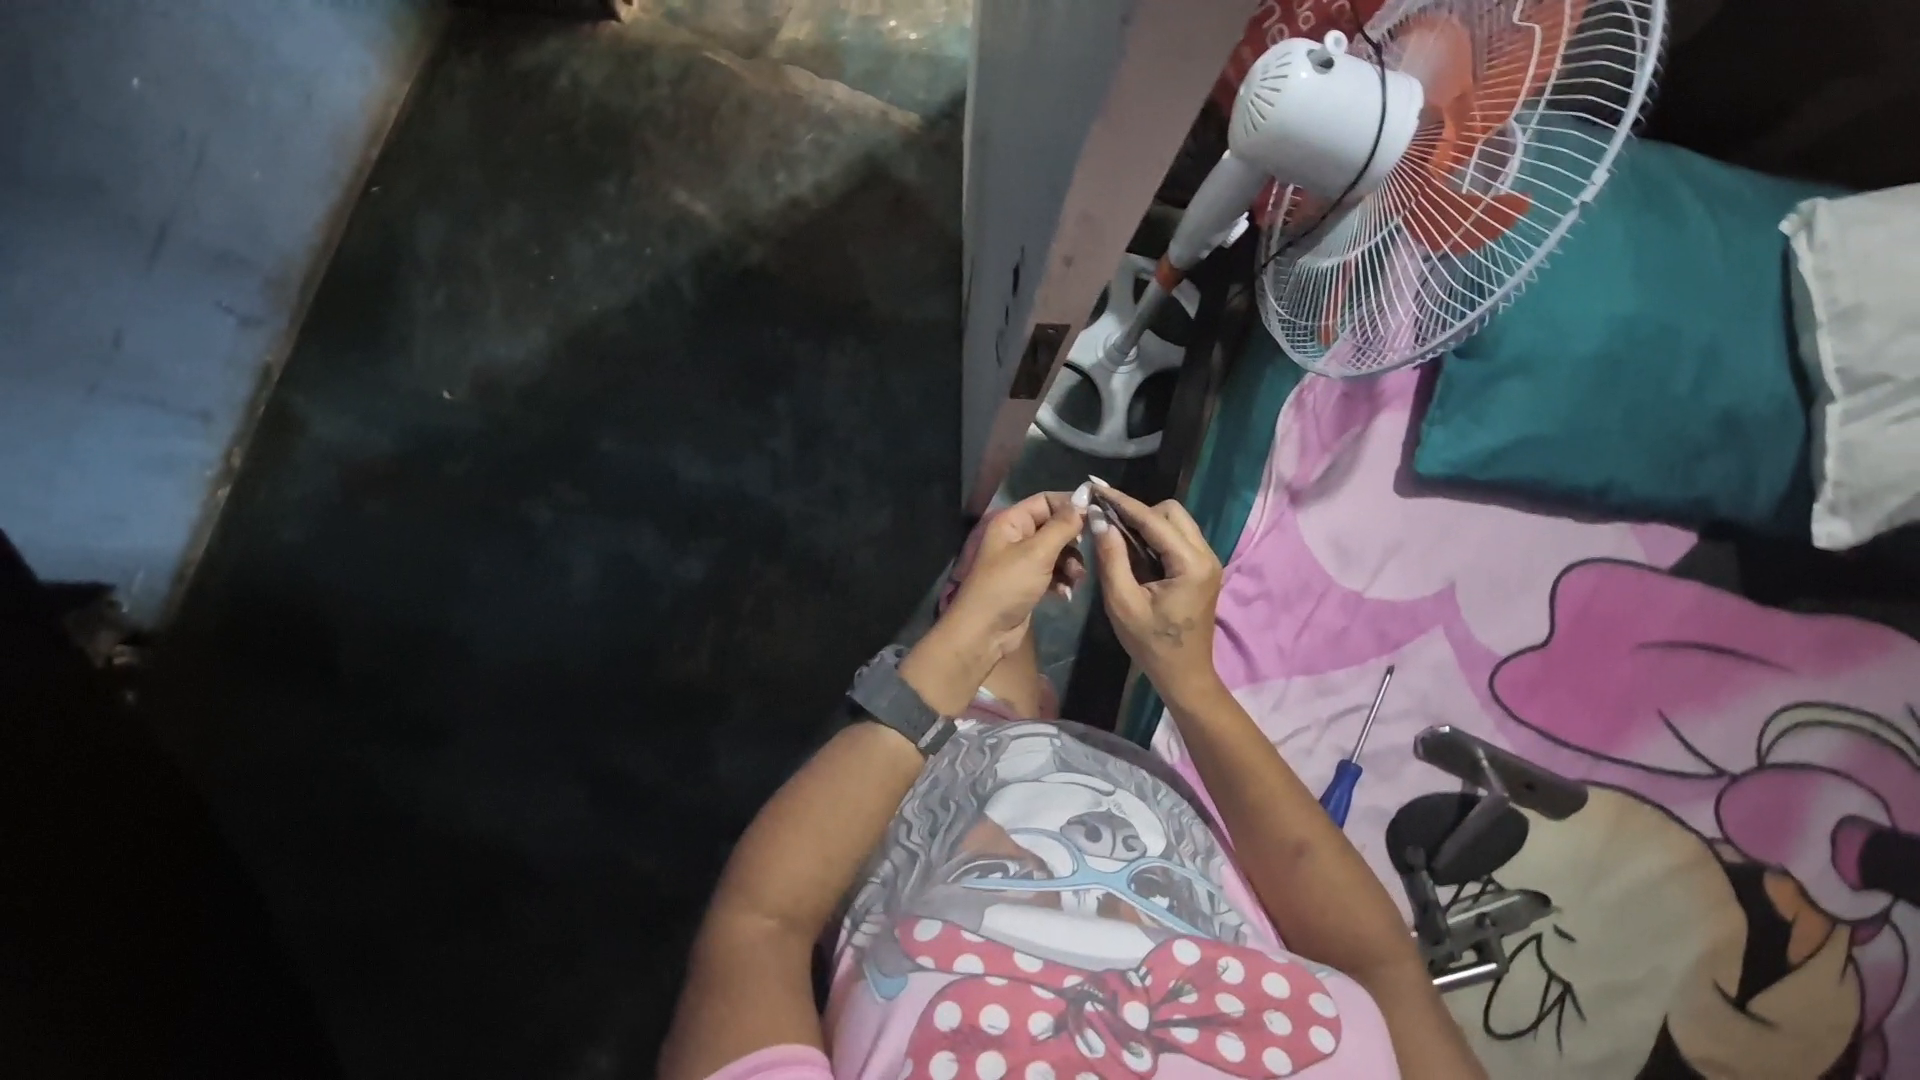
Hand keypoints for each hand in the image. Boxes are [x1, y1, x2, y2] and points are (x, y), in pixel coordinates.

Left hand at [942, 491, 1085, 658]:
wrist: (985, 632)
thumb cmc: (1008, 586)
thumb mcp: (1038, 552)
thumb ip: (1063, 525)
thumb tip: (1084, 497)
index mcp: (1011, 521)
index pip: (1046, 501)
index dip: (1071, 504)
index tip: (1098, 514)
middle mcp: (1016, 537)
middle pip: (1054, 527)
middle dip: (1073, 540)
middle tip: (1089, 550)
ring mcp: (1021, 562)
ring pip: (1056, 552)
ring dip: (1071, 563)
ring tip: (1077, 578)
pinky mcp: (1027, 584)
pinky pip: (1052, 573)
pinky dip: (1062, 580)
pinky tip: (1066, 593)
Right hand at [1087, 483, 1224, 705]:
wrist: (1184, 675)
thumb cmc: (1151, 644)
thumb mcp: (1122, 603)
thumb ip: (1111, 558)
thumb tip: (1098, 520)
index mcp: (1190, 564)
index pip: (1153, 519)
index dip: (1122, 502)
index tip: (1096, 488)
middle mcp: (1206, 555)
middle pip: (1172, 512)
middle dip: (1139, 512)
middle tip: (1108, 525)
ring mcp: (1208, 561)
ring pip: (1177, 522)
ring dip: (1148, 524)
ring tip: (1118, 538)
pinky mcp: (1202, 569)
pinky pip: (1178, 539)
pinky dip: (1156, 537)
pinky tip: (1134, 552)